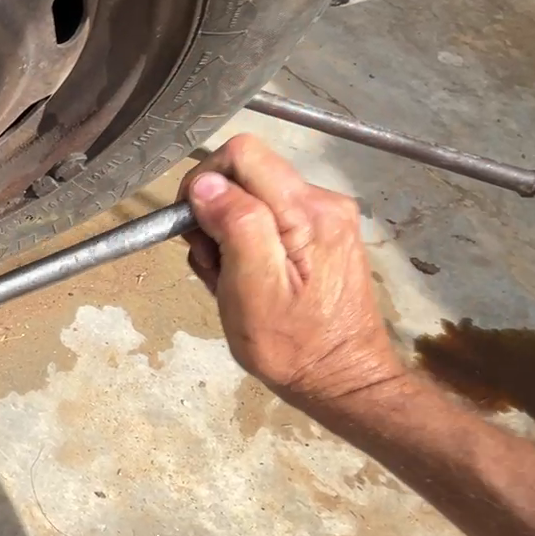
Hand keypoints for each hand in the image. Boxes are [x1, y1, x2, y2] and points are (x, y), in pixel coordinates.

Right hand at [180, 135, 406, 411]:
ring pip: (246, 197)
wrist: (341, 381)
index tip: (192, 223)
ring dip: (221, 232)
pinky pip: (261, 217)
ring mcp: (323, 218)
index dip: (203, 181)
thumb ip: (236, 225)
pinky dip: (238, 242)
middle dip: (210, 211)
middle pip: (242, 173)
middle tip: (212, 260)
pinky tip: (243, 276)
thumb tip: (205, 183)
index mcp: (307, 212)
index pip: (241, 154)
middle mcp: (321, 203)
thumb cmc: (291, 343)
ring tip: (227, 276)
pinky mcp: (318, 234)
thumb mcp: (251, 287)